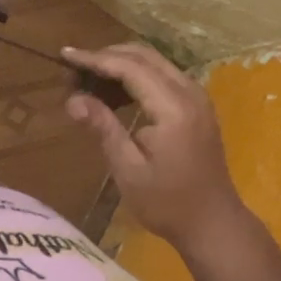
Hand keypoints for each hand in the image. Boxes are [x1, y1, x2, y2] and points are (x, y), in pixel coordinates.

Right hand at [62, 43, 245, 243]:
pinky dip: (135, 74)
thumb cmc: (168, 204)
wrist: (215, 225)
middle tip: (73, 69)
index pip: (130, 67)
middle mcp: (189, 92)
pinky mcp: (196, 104)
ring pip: (153, 61)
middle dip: (105, 56)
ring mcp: (196, 96)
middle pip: (142, 56)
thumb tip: (73, 99)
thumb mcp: (129, 170)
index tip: (65, 56)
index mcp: (173, 108)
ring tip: (87, 79)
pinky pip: (162, 74)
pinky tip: (113, 91)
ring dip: (120, 63)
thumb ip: (103, 127)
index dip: (95, 59)